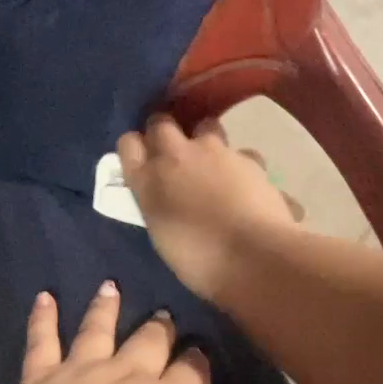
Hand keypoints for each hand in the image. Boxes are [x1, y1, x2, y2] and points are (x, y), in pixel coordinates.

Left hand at [0, 283, 302, 383]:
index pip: (193, 376)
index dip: (198, 363)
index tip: (199, 350)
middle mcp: (130, 379)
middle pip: (149, 344)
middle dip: (159, 329)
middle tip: (164, 314)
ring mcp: (81, 374)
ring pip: (98, 330)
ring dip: (105, 308)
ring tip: (110, 287)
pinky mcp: (37, 382)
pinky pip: (41, 340)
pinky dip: (42, 317)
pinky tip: (43, 298)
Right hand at [117, 115, 299, 298]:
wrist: (254, 258)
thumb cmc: (199, 261)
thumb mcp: (163, 233)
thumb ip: (160, 203)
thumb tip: (167, 196)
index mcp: (148, 180)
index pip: (128, 143)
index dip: (136, 147)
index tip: (142, 158)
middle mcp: (176, 156)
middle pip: (160, 122)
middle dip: (164, 130)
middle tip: (173, 152)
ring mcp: (214, 152)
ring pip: (205, 125)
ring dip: (205, 138)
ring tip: (213, 163)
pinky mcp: (248, 158)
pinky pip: (241, 152)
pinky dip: (241, 164)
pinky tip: (247, 184)